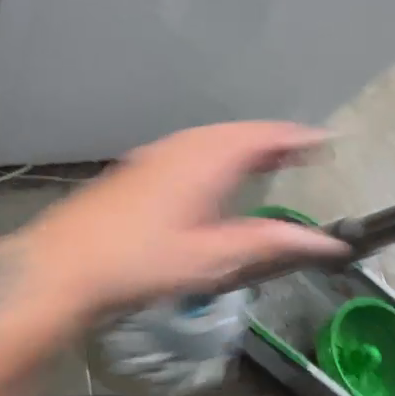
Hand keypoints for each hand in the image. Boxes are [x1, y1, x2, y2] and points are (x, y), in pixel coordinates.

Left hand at [21, 121, 353, 319]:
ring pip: (209, 139)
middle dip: (271, 140)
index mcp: (204, 160)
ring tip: (268, 160)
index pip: (261, 137)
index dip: (295, 137)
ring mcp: (154, 154)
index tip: (325, 140)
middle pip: (235, 133)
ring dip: (242, 145)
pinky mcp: (137, 168)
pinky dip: (215, 153)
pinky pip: (189, 148)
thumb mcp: (212, 258)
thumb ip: (269, 244)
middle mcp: (180, 147)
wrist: (67, 262)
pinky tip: (214, 174)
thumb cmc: (142, 261)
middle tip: (302, 150)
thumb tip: (327, 242)